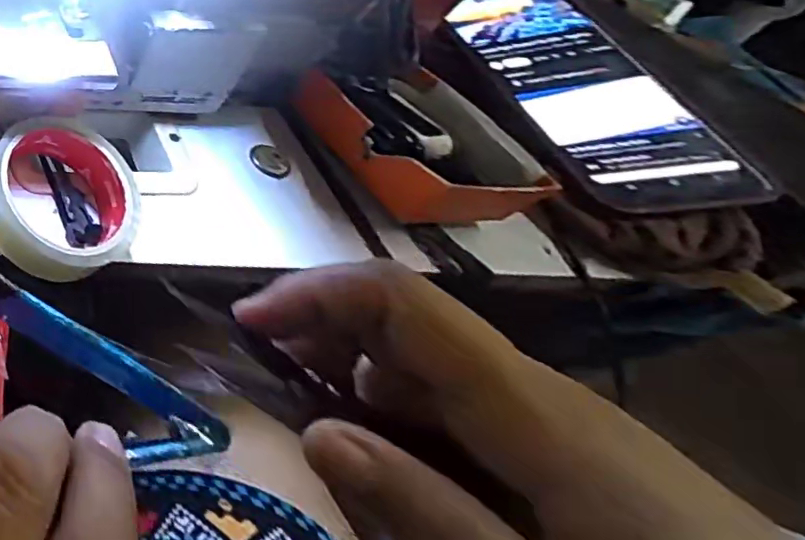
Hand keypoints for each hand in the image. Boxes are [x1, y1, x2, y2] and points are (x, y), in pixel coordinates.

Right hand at [234, 261, 783, 539]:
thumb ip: (427, 512)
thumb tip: (315, 432)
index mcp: (526, 404)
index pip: (396, 296)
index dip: (312, 292)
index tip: (247, 320)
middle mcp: (529, 382)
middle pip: (399, 313)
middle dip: (318, 326)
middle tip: (263, 372)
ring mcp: (546, 406)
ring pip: (420, 354)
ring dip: (352, 369)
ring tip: (310, 414)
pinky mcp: (557, 435)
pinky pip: (452, 393)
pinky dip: (397, 404)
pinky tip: (386, 451)